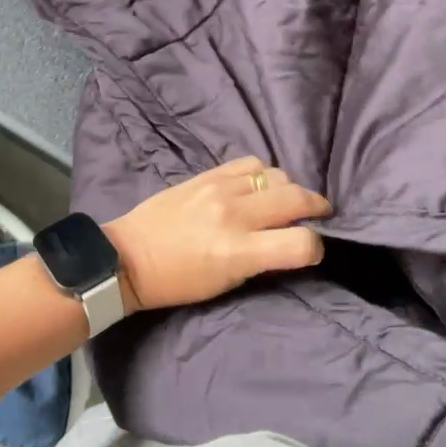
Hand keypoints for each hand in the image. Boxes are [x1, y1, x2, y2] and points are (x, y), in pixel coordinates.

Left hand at [104, 157, 330, 312]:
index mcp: (239, 250)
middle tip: (317, 214)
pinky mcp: (206, 175)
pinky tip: (257, 185)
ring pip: (276, 174)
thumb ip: (261, 260)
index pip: (301, 243)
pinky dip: (261, 173)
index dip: (316, 248)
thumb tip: (290, 243)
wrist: (128, 256)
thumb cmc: (177, 282)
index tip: (311, 250)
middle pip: (296, 197)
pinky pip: (248, 163)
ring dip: (287, 188)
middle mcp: (234, 214)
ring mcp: (219, 189)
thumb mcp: (227, 284)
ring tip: (282, 200)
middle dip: (315, 207)